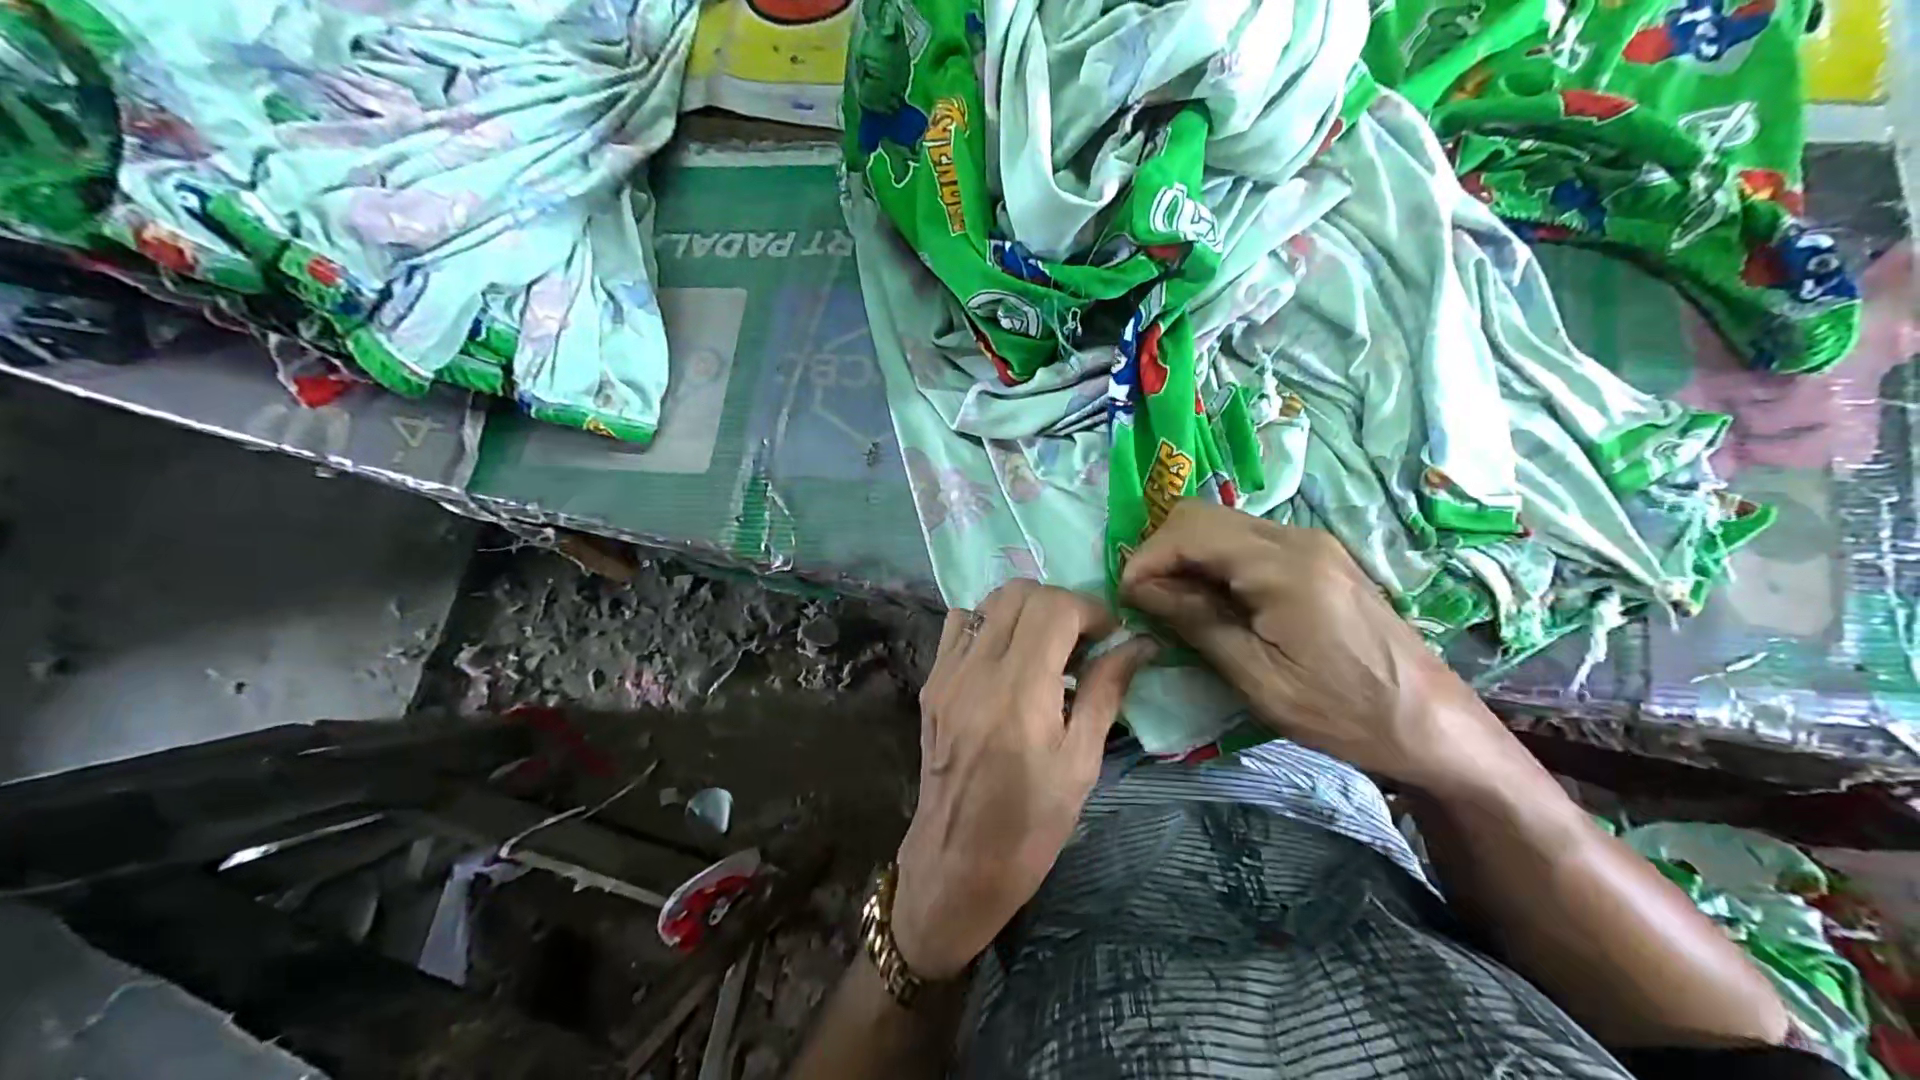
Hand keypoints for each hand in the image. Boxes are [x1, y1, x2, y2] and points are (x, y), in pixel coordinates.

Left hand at [893, 581, 1156, 979]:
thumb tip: (1139, 643)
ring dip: (1025, 610)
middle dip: (1060, 604)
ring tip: (1046, 648)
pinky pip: (960, 626)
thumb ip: (1107, 691)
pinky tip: (1007, 659)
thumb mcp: (1081, 763)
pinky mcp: (931, 684)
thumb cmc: (1030, 826)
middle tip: (1082, 641)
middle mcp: (977, 671)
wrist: (957, 863)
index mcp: (1020, 692)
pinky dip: (990, 625)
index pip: (1054, 607)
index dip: (1091, 609)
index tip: (1109, 635)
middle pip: (1019, 592)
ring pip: (987, 601)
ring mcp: (947, 674)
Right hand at [1119, 500, 1516, 794]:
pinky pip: (1248, 542)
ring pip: (1224, 525)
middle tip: (1147, 601)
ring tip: (1175, 605)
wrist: (1434, 723)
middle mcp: (1297, 538)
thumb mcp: (1259, 678)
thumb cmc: (1343, 710)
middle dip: (1162, 552)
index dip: (1147, 557)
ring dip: (1187, 557)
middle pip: (1203, 515)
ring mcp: (1312, 543)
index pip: (1190, 530)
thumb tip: (1141, 588)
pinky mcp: (1319, 557)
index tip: (1127, 598)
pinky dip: (1216, 562)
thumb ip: (1196, 622)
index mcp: (1284, 565)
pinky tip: (1215, 601)